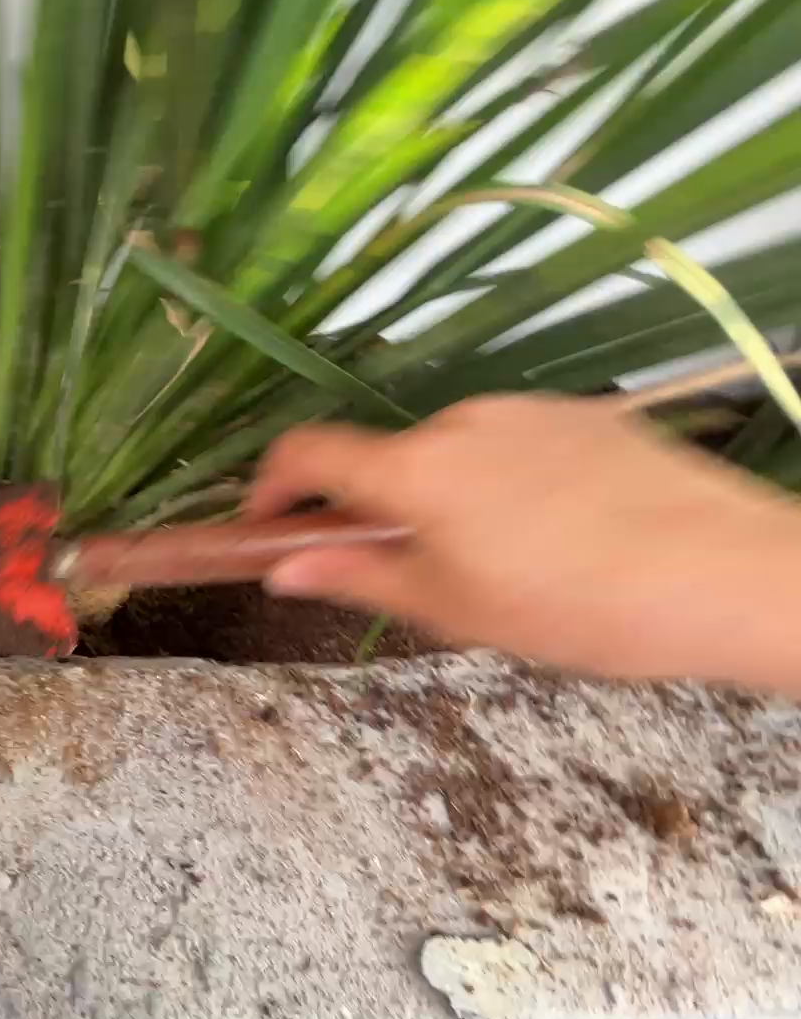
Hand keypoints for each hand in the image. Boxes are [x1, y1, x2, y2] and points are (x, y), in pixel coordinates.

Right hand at [248, 393, 800, 688]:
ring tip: (489, 548)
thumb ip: (351, 577)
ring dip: (432, 490)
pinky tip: (544, 522)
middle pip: (376, 457)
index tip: (270, 523)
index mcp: (411, 469)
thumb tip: (280, 571)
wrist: (749, 580)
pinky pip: (501, 440)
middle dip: (369, 504)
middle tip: (402, 561)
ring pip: (439, 450)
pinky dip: (489, 474)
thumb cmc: (575, 605)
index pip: (303, 453)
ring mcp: (521, 411)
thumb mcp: (446, 607)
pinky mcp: (579, 414)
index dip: (269, 485)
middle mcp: (454, 422)